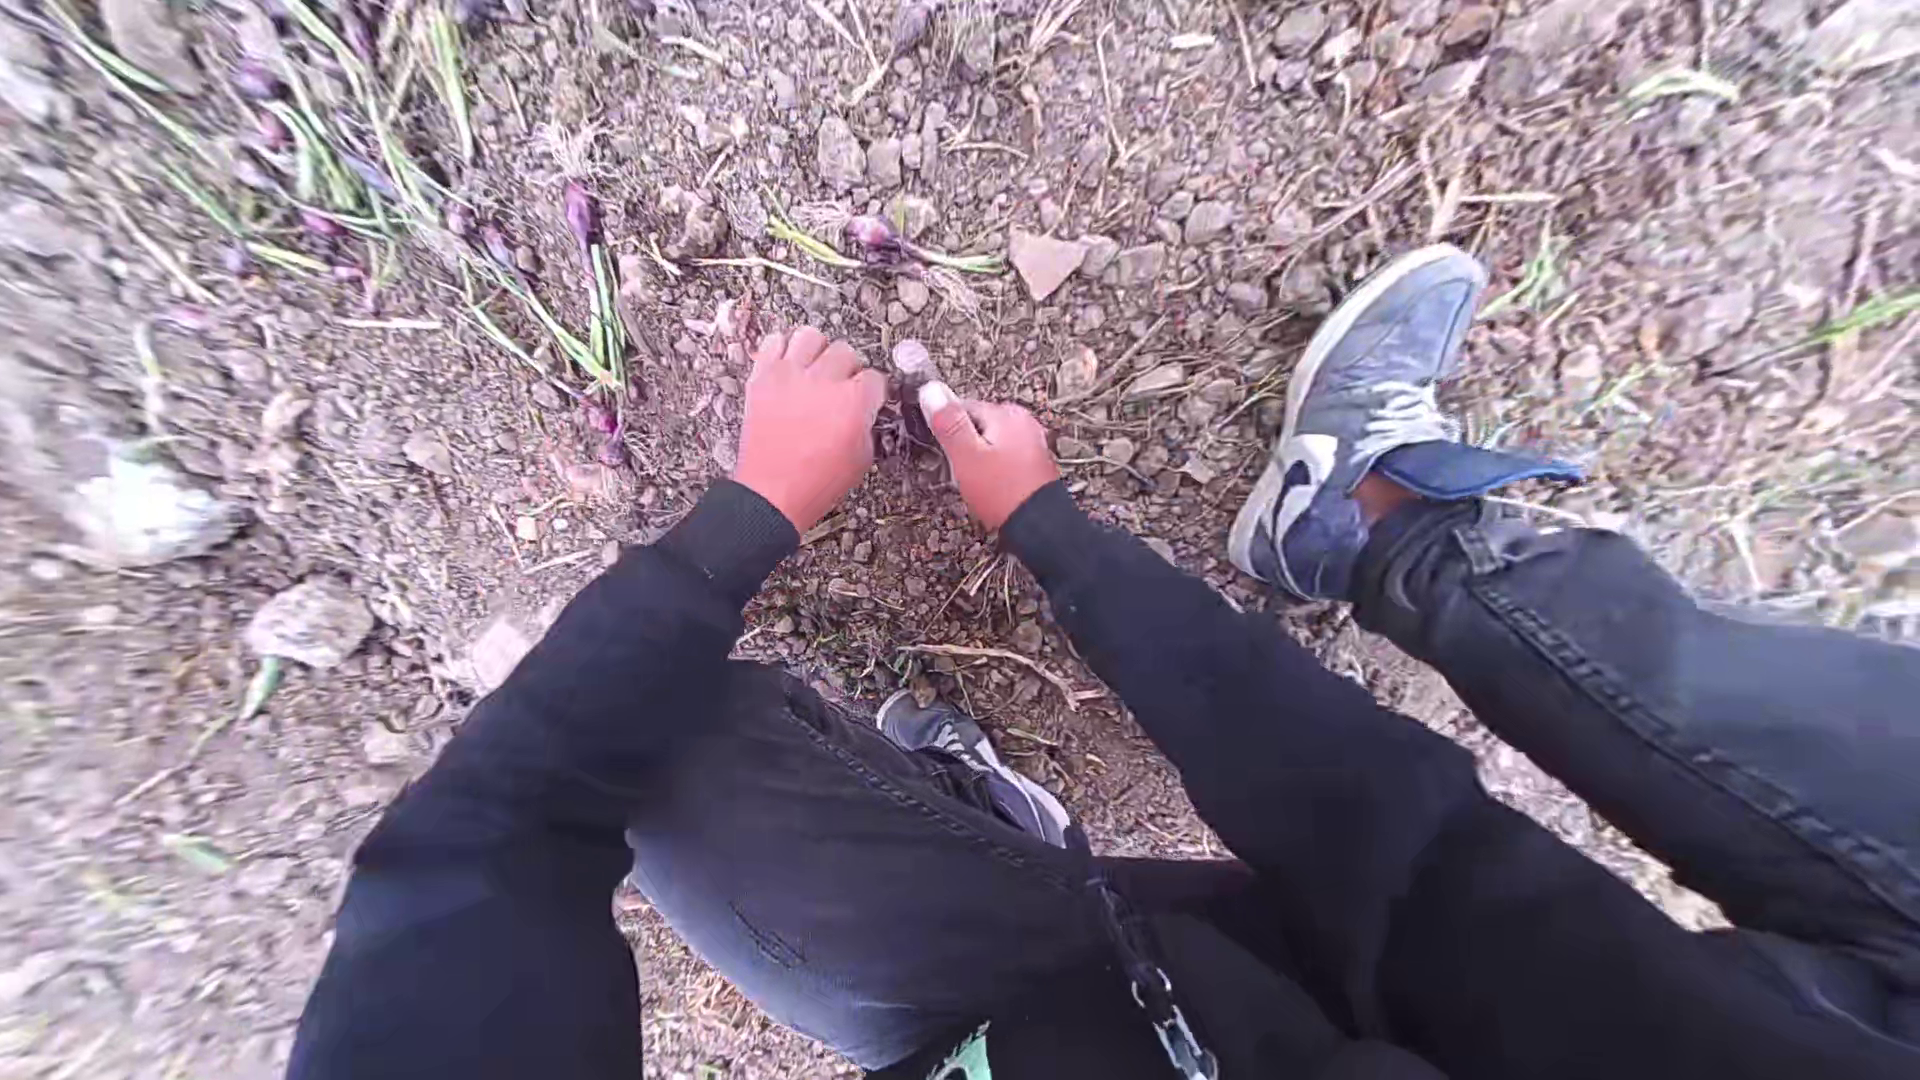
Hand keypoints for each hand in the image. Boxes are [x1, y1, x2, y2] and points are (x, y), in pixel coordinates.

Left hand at [733, 327, 886, 531]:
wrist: (773, 494)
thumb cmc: (816, 482)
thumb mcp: (861, 459)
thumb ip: (868, 426)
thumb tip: (866, 412)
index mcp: (854, 401)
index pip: (875, 377)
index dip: (874, 390)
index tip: (869, 397)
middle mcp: (823, 381)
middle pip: (846, 351)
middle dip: (849, 368)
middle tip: (844, 385)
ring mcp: (790, 376)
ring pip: (811, 336)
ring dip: (818, 350)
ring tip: (817, 368)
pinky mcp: (763, 378)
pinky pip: (773, 342)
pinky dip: (783, 348)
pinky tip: (790, 366)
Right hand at [918, 380, 1059, 529]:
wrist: (1039, 526)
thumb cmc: (1003, 492)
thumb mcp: (966, 455)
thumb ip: (949, 422)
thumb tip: (931, 390)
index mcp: (1007, 415)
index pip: (963, 407)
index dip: (948, 431)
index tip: (945, 451)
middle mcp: (1024, 423)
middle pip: (979, 425)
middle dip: (966, 445)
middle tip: (961, 470)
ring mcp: (1032, 443)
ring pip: (992, 443)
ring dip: (980, 459)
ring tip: (977, 482)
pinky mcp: (1034, 464)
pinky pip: (1005, 458)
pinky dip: (995, 469)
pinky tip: (992, 486)